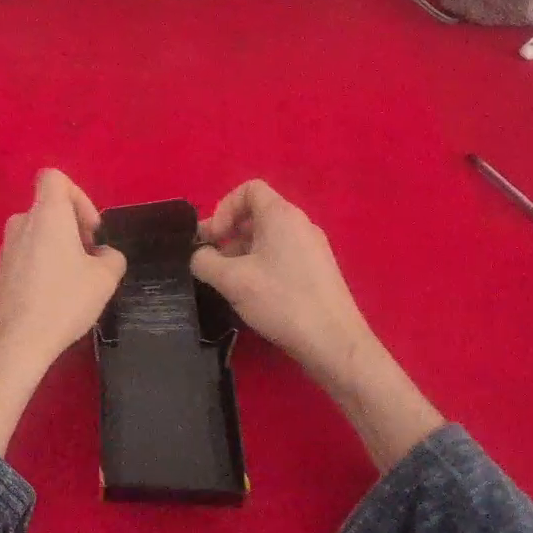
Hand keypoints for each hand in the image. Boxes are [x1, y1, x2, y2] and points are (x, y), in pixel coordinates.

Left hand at [0, 170, 126, 454]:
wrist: (15, 341)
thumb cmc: (63, 301)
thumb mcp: (105, 279)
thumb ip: (111, 258)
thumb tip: (102, 256)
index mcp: (46, 214)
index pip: (54, 178)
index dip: (79, 196)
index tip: (90, 230)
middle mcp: (22, 222)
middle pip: (49, 208)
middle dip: (73, 227)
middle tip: (89, 260)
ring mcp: (6, 247)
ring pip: (38, 233)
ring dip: (59, 248)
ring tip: (74, 282)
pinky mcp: (0, 270)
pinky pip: (27, 254)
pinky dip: (43, 264)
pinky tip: (54, 298)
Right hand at [191, 179, 442, 471]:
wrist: (334, 343)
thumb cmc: (282, 301)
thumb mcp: (231, 280)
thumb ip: (204, 261)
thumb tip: (198, 256)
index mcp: (282, 215)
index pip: (249, 189)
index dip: (223, 208)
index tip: (213, 238)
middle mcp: (300, 224)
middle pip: (257, 214)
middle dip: (228, 233)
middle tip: (210, 261)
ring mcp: (313, 248)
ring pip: (268, 237)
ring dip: (242, 252)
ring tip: (228, 282)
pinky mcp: (318, 271)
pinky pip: (282, 255)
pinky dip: (261, 265)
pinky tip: (253, 294)